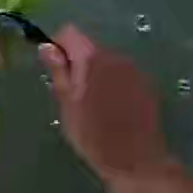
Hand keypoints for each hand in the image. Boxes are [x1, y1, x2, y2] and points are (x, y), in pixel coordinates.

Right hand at [38, 25, 173, 185]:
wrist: (135, 160)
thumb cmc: (93, 136)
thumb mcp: (67, 105)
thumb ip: (59, 72)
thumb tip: (47, 47)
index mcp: (92, 58)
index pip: (70, 32)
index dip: (59, 45)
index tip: (55, 68)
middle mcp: (115, 55)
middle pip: (90, 46)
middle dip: (78, 62)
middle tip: (73, 94)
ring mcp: (133, 68)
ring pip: (106, 60)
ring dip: (97, 73)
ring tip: (94, 104)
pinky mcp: (145, 81)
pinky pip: (122, 73)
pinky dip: (113, 82)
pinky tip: (113, 108)